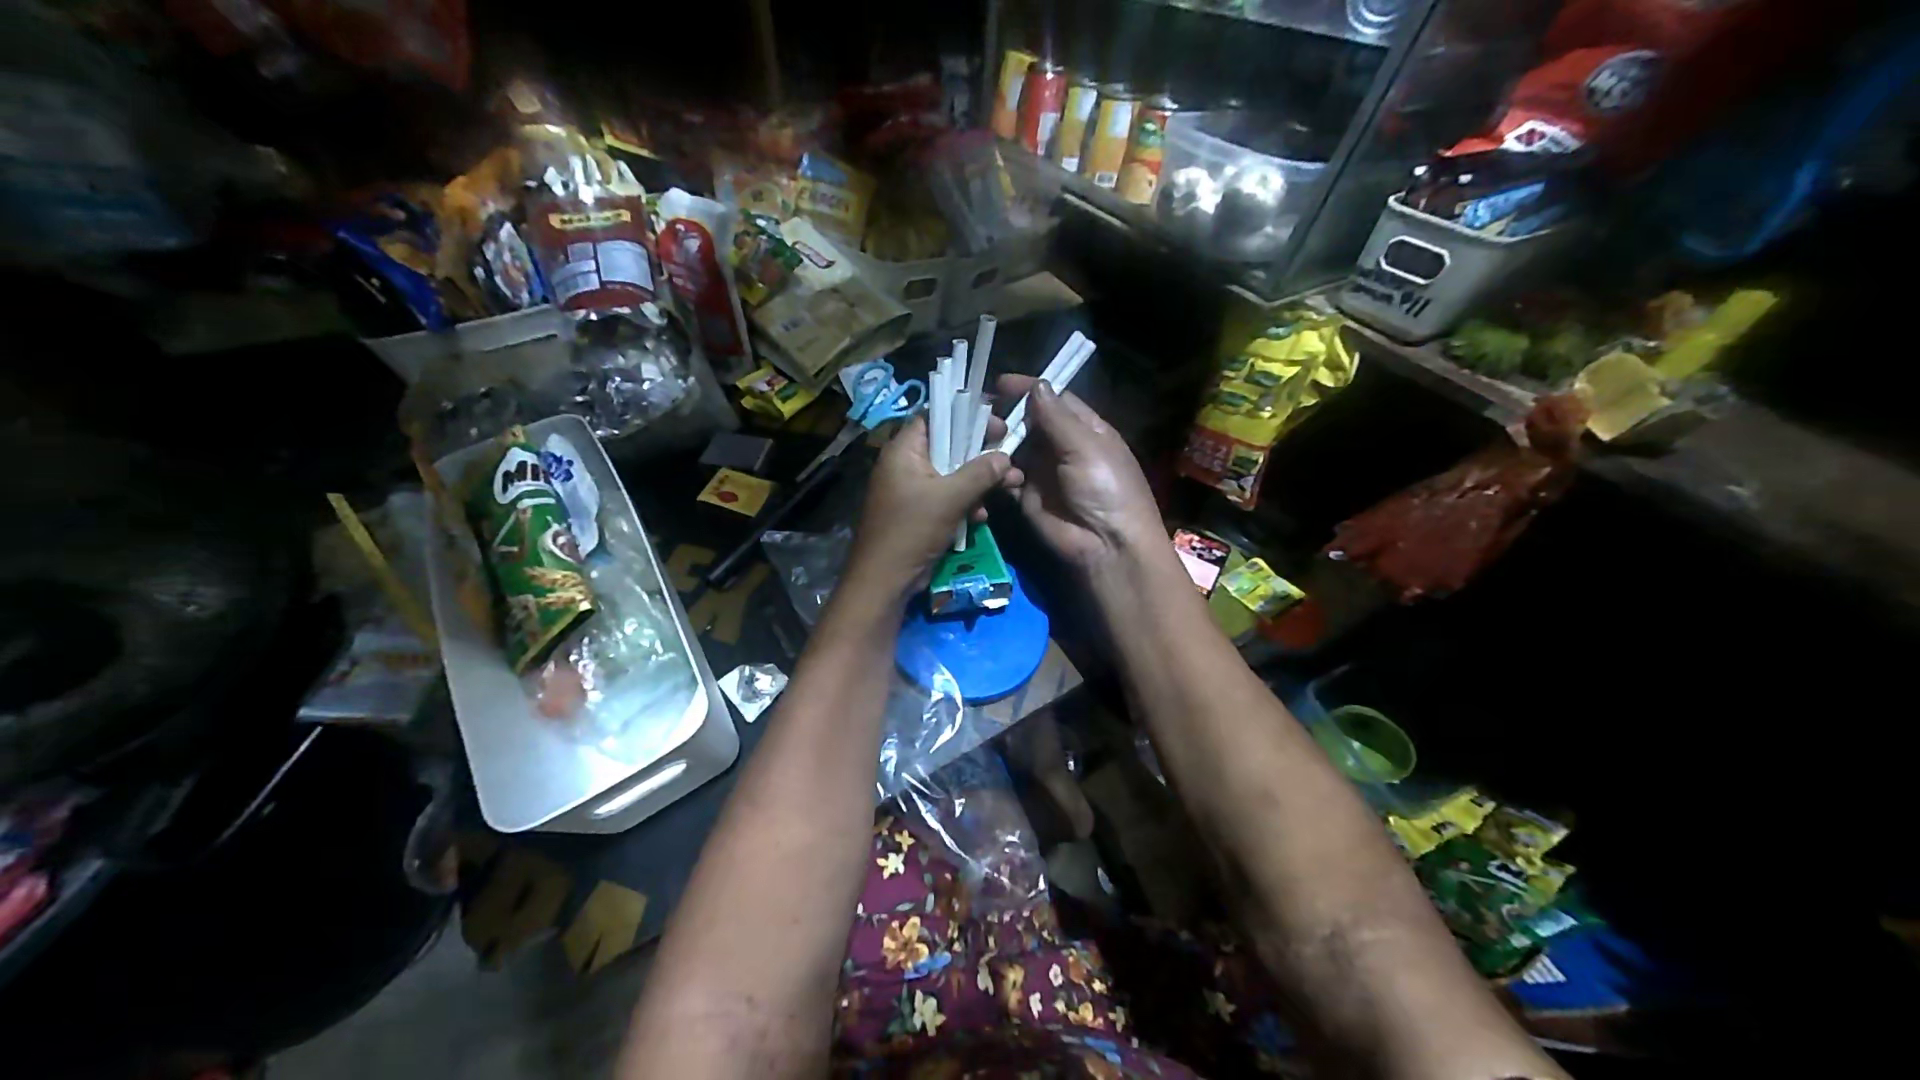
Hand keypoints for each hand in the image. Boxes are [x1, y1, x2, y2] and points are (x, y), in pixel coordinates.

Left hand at [844, 414, 1021, 594]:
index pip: (936, 418)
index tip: (997, 426)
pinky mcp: (920, 513)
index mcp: (904, 451)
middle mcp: (906, 465)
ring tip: (1011, 486)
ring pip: (953, 475)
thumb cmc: (912, 530)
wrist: (885, 580)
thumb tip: (1005, 457)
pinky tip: (982, 515)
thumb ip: (980, 473)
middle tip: (1010, 459)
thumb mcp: (950, 498)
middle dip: (982, 455)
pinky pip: (947, 498)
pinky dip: (966, 503)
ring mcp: (912, 491)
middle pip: (949, 447)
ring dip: (980, 481)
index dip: (967, 417)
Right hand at [996, 376, 1162, 570]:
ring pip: (1013, 449)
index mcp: (1085, 430)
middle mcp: (1062, 448)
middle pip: (1028, 423)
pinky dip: (997, 472)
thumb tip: (1036, 385)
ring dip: (997, 442)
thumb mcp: (1086, 446)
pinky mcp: (1027, 498)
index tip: (1000, 384)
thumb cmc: (1106, 489)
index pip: (1054, 400)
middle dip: (1006, 416)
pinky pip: (1006, 478)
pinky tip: (994, 470)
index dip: (1028, 390)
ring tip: (983, 438)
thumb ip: (1057, 417)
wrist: (1106, 547)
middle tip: (981, 412)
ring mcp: (1043, 473)